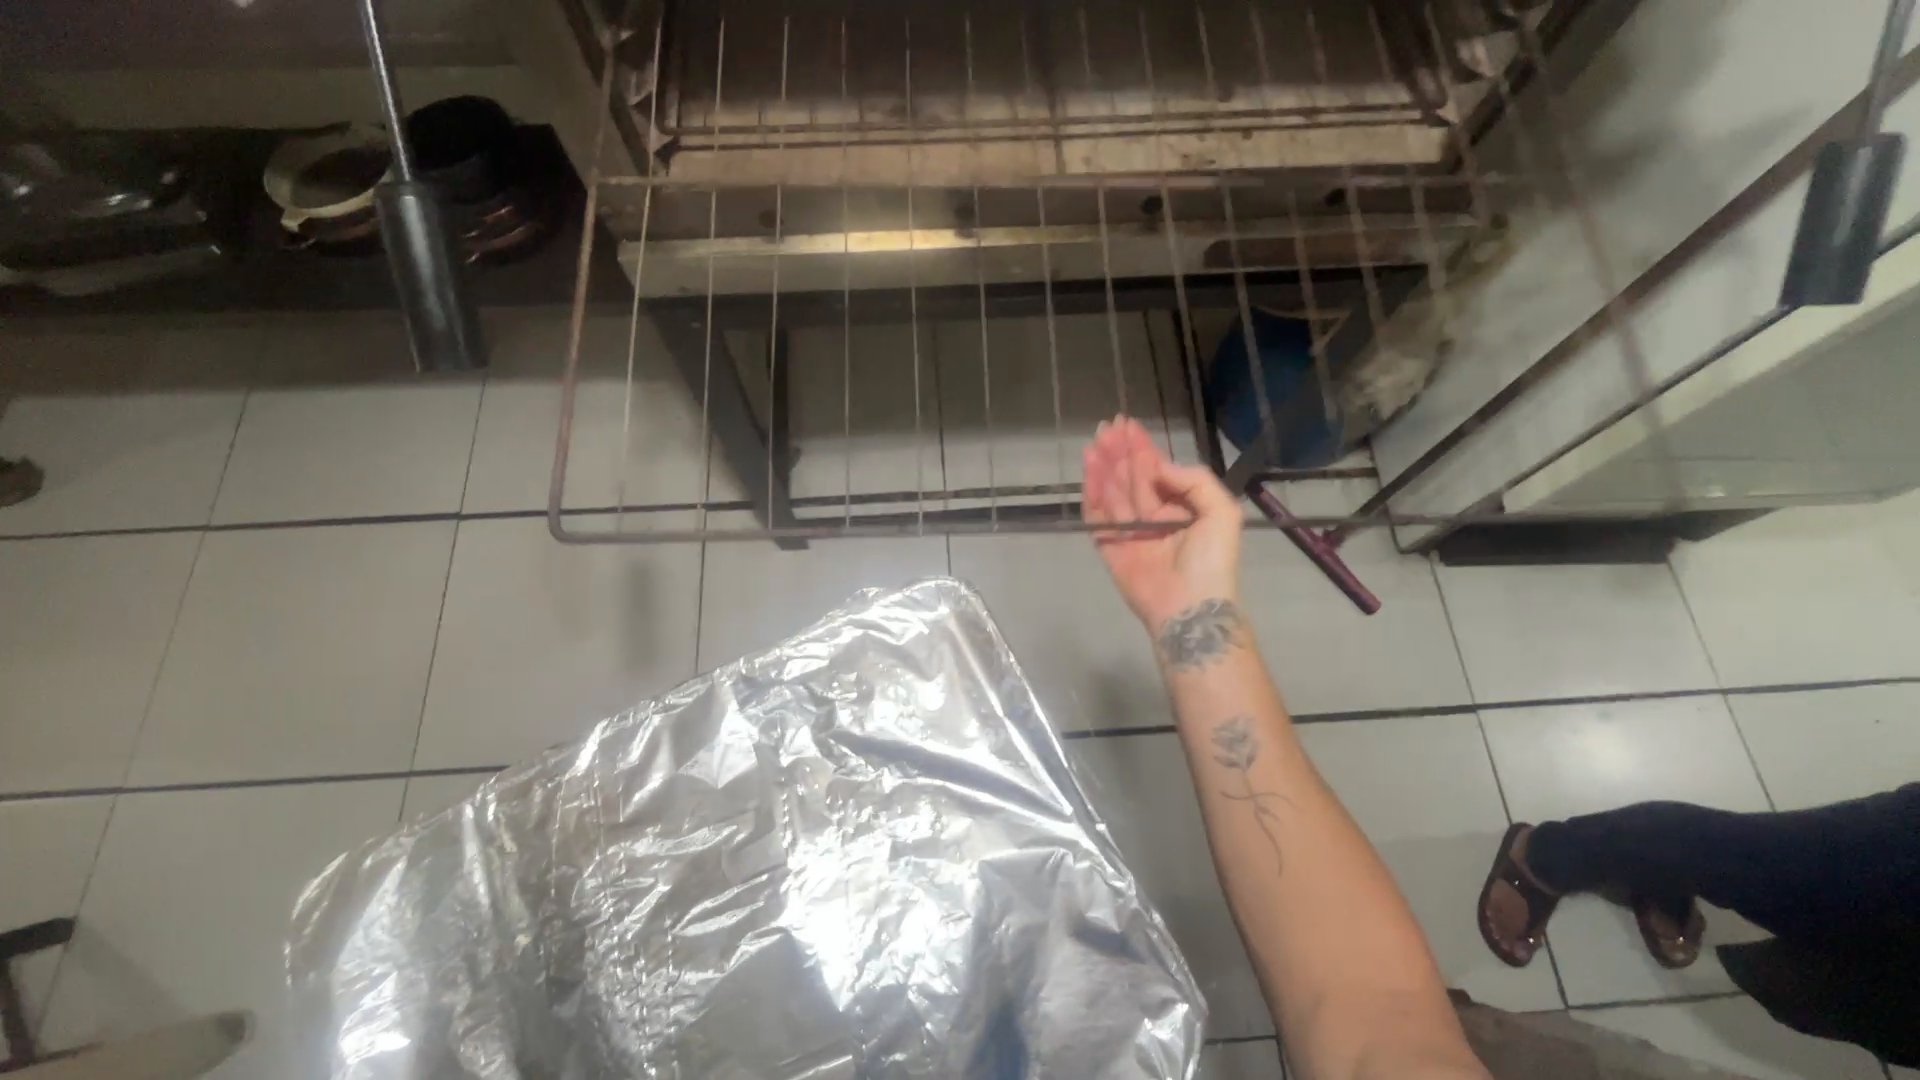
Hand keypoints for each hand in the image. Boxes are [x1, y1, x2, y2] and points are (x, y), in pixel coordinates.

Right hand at [1081, 416, 1242, 632]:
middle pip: (1131, 479)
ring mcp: (1130, 534)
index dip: (1143, 449)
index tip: (1127, 426)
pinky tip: (1089, 471)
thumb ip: (1194, 480)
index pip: (1157, 473)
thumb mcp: (1222, 512)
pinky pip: (1098, 518)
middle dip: (1120, 453)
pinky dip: (1093, 495)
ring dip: (1103, 468)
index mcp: (1180, 510)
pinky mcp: (1110, 549)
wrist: (1190, 607)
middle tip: (1106, 427)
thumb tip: (1159, 465)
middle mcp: (1153, 518)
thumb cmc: (1211, 560)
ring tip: (1094, 444)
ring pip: (1113, 494)